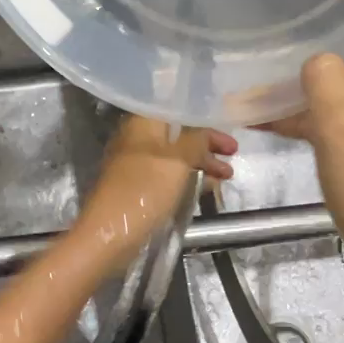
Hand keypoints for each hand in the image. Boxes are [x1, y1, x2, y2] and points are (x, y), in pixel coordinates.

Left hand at [74, 115, 236, 271]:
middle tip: (234, 152)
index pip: (177, 108)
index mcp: (143, 124)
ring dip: (202, 162)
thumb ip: (195, 140)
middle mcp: (138, 139)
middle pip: (178, 133)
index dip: (204, 116)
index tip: (227, 124)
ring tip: (228, 175)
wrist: (109, 234)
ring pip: (175, 156)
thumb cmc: (145, 191)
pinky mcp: (138, 187)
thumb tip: (205, 129)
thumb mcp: (178, 160)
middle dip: (207, 142)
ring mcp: (136, 164)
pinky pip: (168, 174)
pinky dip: (188, 177)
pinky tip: (208, 186)